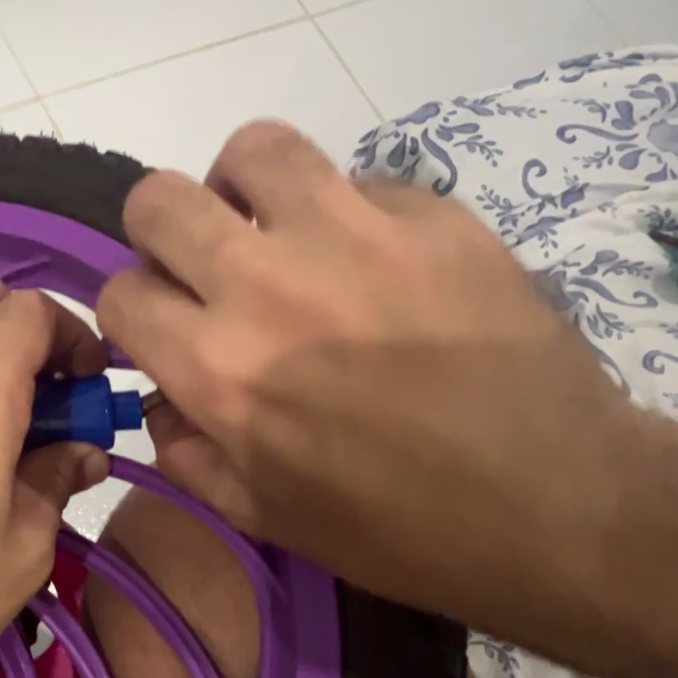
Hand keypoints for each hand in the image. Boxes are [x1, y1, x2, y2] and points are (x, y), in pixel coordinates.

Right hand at [97, 122, 648, 622]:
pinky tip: (374, 260)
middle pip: (157, 200)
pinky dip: (344, 213)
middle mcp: (266, 284)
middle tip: (199, 266)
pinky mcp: (432, 213)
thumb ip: (185, 451)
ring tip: (274, 230)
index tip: (160, 328)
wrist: (558, 505)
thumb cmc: (395, 528)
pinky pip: (356, 179)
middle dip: (159, 234)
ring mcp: (354, 234)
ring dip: (244, 190)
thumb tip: (162, 396)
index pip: (119, 293)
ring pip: (252, 149)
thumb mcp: (260, 514)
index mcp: (217, 367)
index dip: (129, 312)